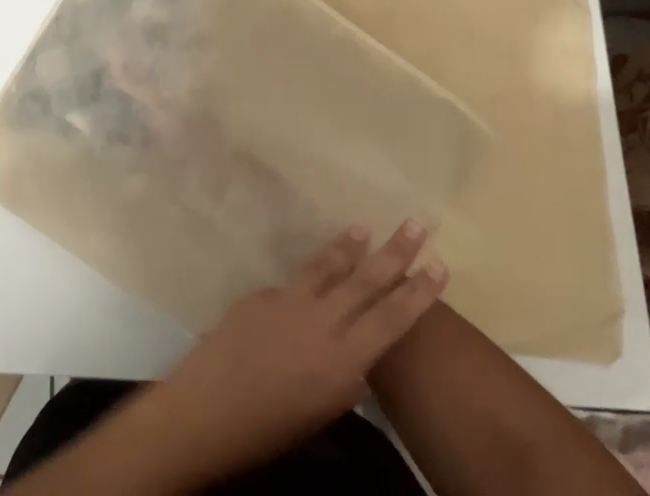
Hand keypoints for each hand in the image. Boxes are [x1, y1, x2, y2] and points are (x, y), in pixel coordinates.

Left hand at [134, 222, 447, 486]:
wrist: (208, 408)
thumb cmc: (273, 426)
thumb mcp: (325, 408)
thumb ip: (348, 375)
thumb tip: (359, 353)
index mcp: (345, 359)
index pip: (392, 318)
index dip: (418, 292)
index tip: (440, 265)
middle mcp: (321, 322)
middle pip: (365, 280)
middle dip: (394, 251)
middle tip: (416, 223)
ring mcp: (286, 302)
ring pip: (324, 267)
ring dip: (346, 247)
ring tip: (362, 228)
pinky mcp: (258, 295)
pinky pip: (289, 287)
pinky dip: (302, 285)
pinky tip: (301, 292)